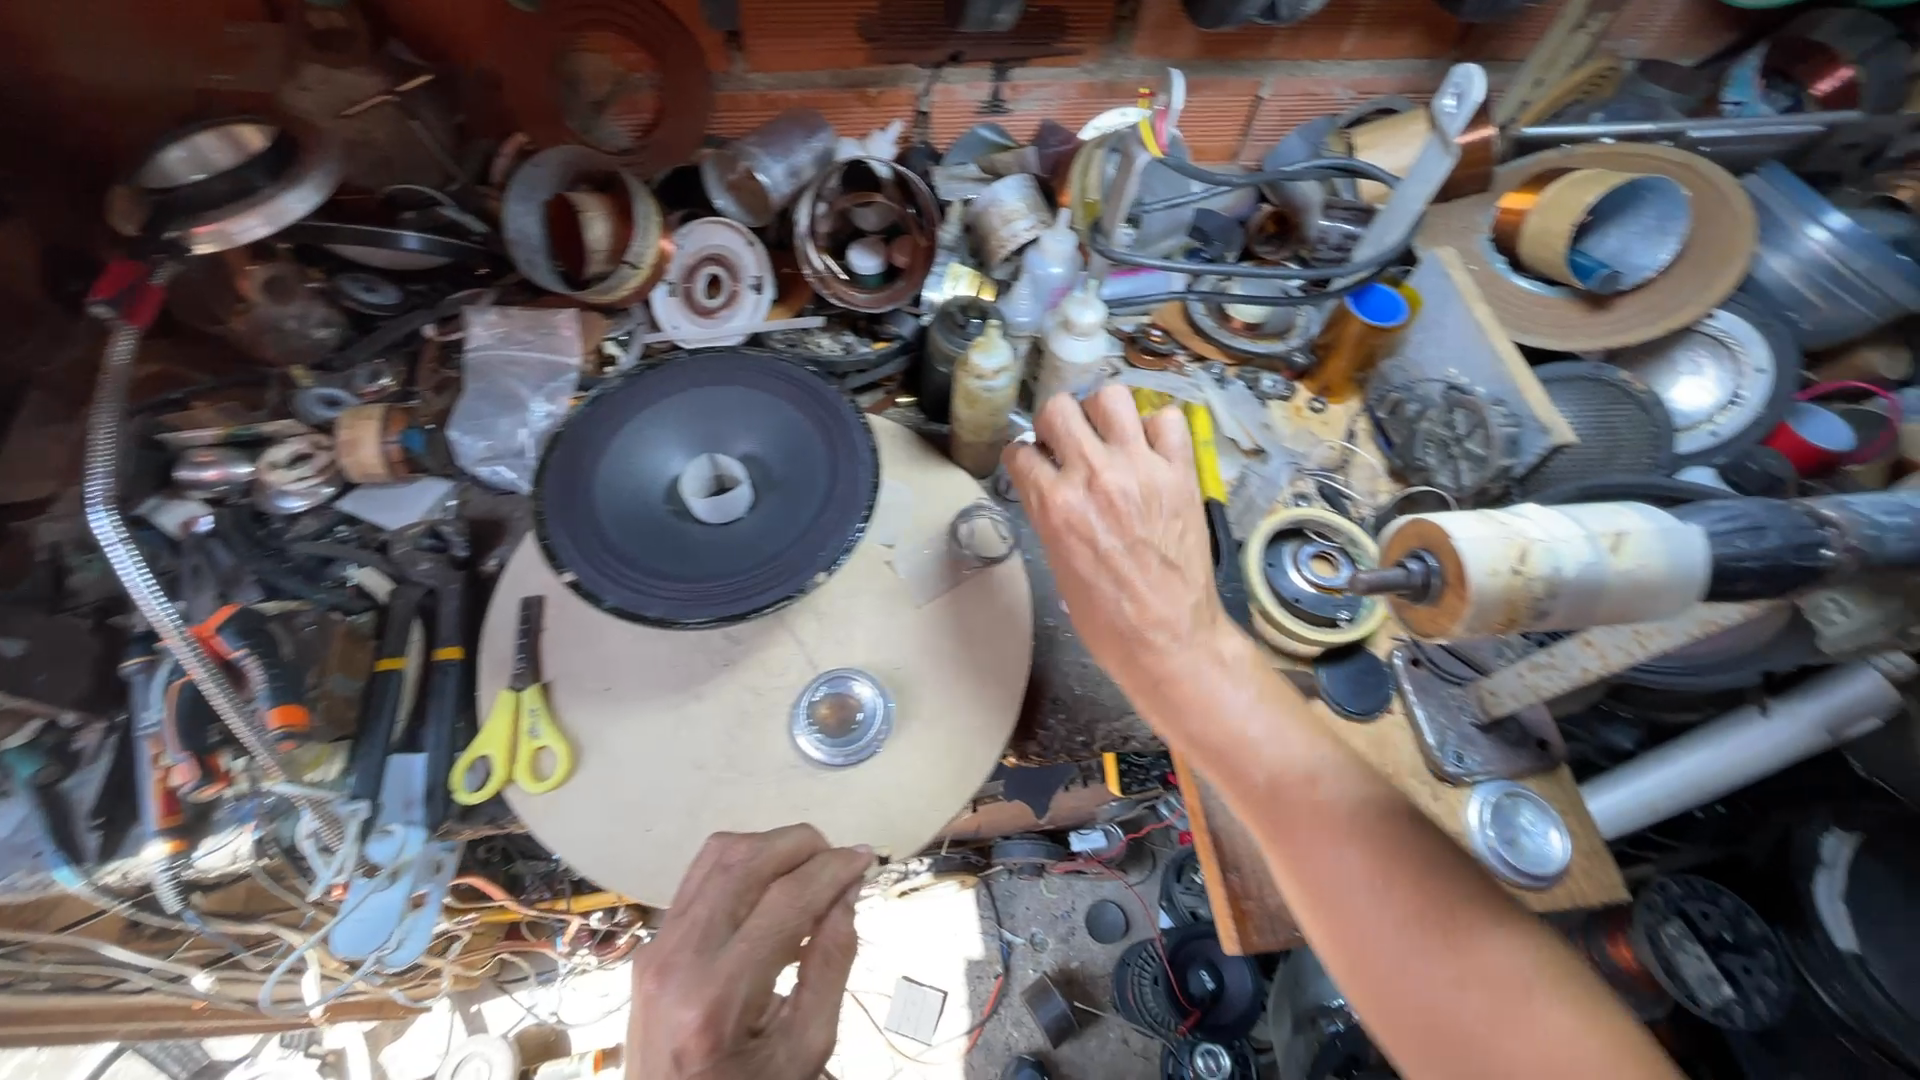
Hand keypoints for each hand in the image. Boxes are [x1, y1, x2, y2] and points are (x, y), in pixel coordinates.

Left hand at [629, 826, 874, 1079]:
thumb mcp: (804, 1048)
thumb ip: (831, 965)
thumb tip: (848, 892)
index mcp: (717, 999)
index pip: (785, 900)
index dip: (833, 868)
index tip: (866, 857)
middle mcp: (678, 959)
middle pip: (747, 862)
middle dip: (804, 846)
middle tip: (840, 862)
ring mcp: (657, 946)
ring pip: (719, 855)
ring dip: (773, 845)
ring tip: (810, 868)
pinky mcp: (652, 941)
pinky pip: (701, 875)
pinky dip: (744, 862)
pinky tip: (772, 883)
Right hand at [1004, 386, 1229, 698]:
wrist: (1168, 637)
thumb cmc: (1106, 617)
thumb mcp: (1057, 563)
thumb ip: (1050, 514)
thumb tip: (1049, 486)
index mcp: (1055, 504)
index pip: (1020, 451)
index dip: (1022, 456)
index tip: (1032, 462)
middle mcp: (1094, 475)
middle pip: (1059, 408)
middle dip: (1056, 423)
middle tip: (1066, 443)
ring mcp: (1141, 468)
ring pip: (1111, 397)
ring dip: (1103, 413)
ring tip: (1108, 436)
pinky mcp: (1181, 472)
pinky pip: (1168, 420)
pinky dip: (1157, 429)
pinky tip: (1150, 450)